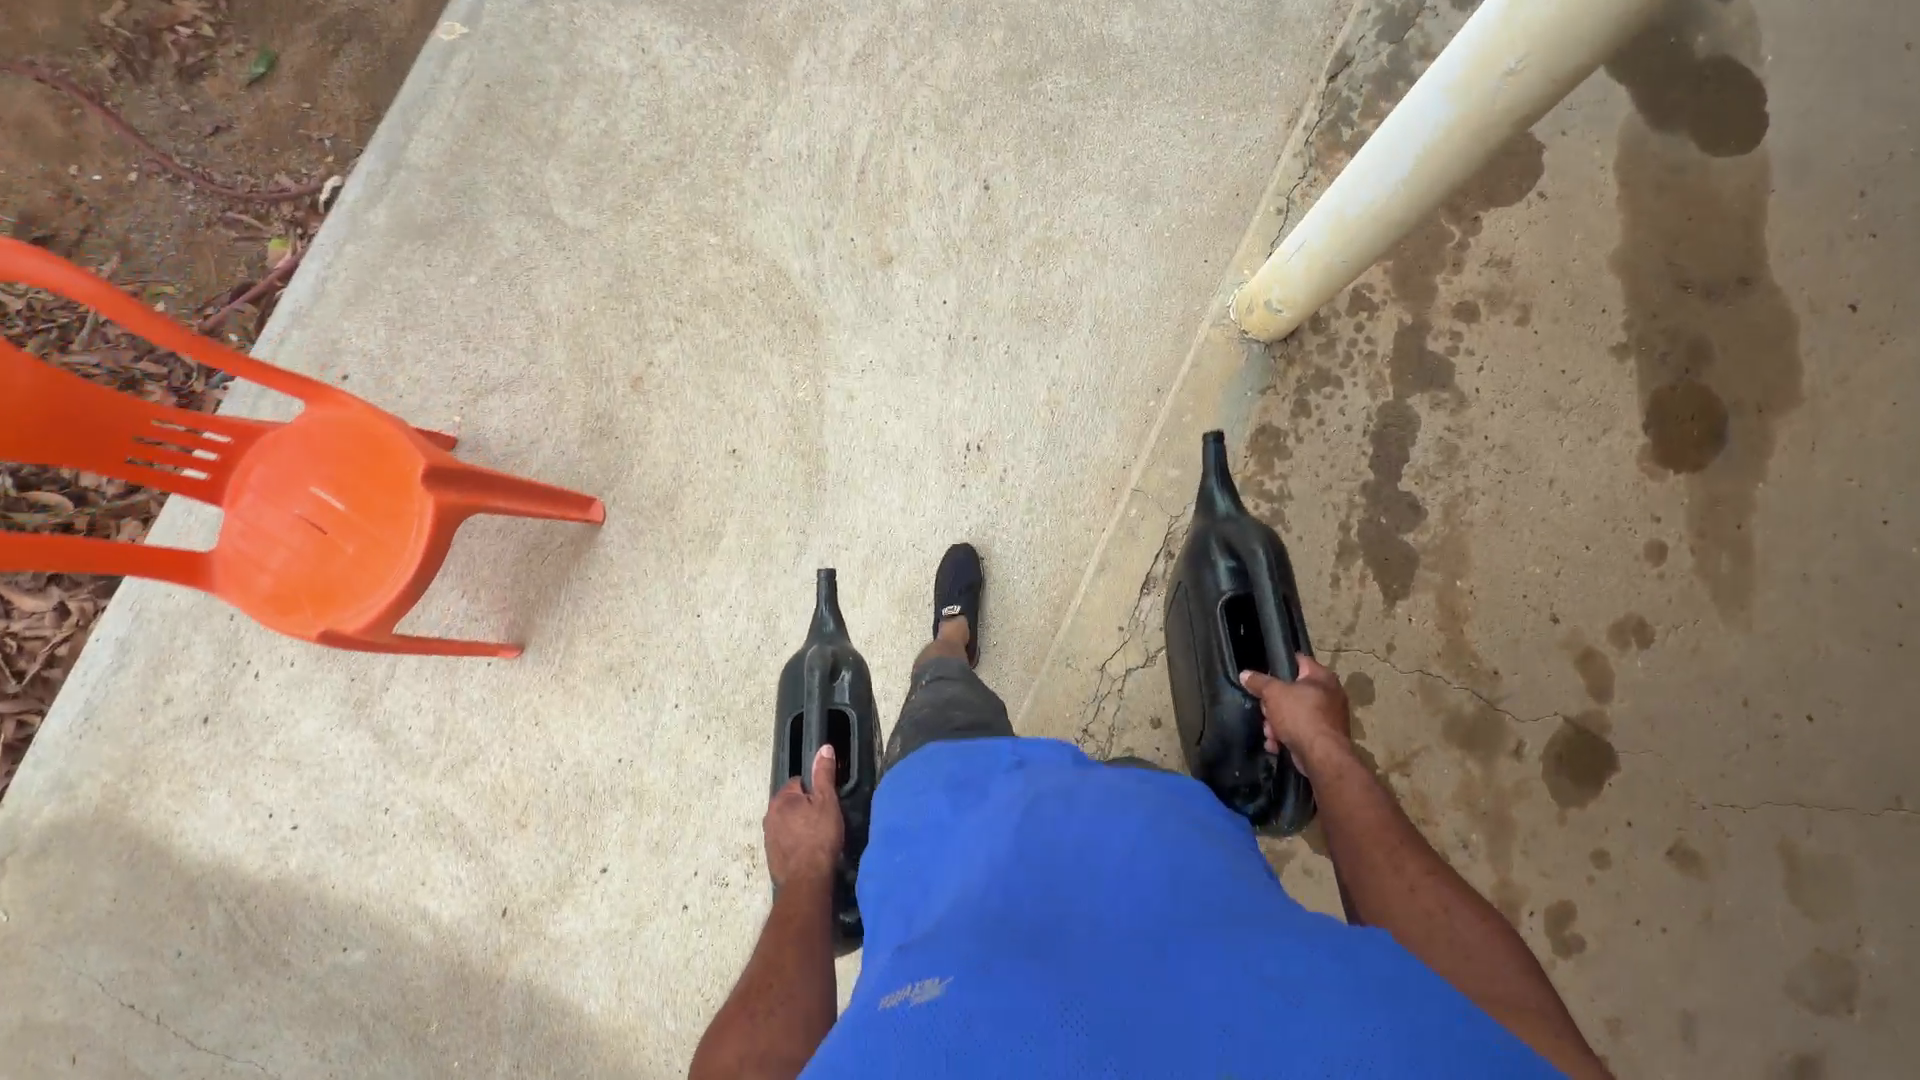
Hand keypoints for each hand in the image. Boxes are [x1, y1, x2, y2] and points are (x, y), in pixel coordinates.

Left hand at [764, 745, 843, 889]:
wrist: (807, 879)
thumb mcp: (827, 801)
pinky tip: (808, 851)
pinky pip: (785, 841)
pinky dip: (794, 843)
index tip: (825, 803)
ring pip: (787, 823)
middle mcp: (769, 814)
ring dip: (798, 826)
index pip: (799, 783)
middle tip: (823, 820)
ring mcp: (768, 836)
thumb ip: (824, 774)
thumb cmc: (820, 836)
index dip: (814, 791)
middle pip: (791, 803)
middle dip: (804, 809)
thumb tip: (824, 748)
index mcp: (782, 798)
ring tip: (817, 837)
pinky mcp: (771, 855)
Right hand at [1240, 655, 1351, 771]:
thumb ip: (1258, 682)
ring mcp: (1328, 718)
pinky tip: (1276, 744)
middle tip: (1265, 710)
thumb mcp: (1273, 693)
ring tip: (1270, 733)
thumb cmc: (1300, 715)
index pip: (1299, 660)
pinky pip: (1299, 731)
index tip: (1263, 671)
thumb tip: (1244, 674)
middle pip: (1292, 691)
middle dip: (1273, 704)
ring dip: (1276, 723)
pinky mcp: (1324, 737)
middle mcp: (1329, 694)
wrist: (1321, 755)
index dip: (1280, 663)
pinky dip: (1286, 737)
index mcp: (1321, 677)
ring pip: (1293, 714)